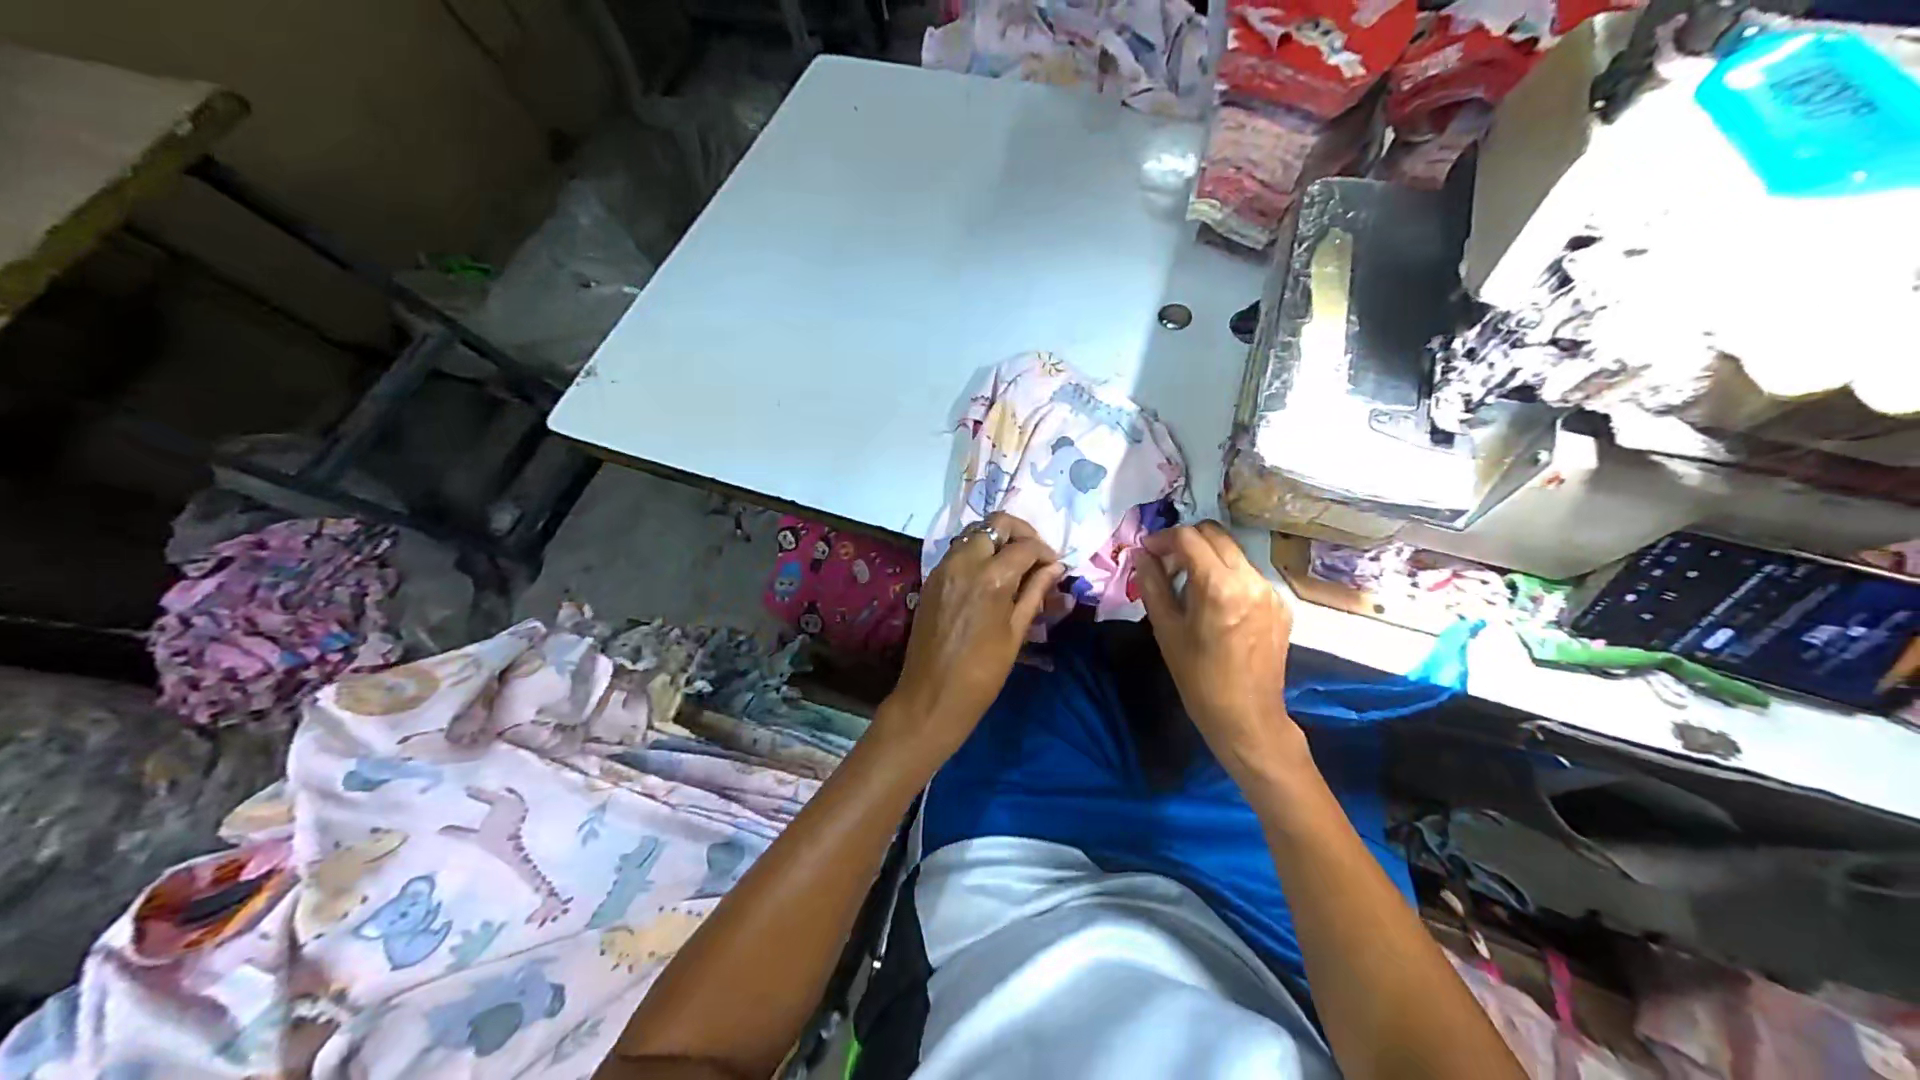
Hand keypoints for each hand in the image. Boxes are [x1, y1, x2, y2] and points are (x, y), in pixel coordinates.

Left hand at [882, 512, 1064, 758]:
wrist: (931, 695)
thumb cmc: (982, 672)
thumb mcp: (1016, 633)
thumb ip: (1035, 593)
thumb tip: (1055, 568)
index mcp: (991, 578)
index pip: (1026, 546)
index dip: (1045, 552)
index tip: (1054, 567)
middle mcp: (965, 562)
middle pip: (996, 524)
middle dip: (1020, 533)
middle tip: (1034, 555)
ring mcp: (943, 568)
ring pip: (974, 533)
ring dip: (996, 540)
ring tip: (1013, 565)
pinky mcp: (931, 578)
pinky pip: (958, 551)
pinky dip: (977, 552)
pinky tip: (989, 576)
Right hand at [1134, 521, 1307, 784]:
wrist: (1247, 717)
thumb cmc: (1198, 678)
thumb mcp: (1166, 630)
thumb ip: (1152, 585)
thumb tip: (1141, 555)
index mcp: (1219, 586)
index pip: (1189, 538)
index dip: (1163, 538)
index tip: (1147, 551)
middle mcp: (1250, 579)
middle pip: (1215, 534)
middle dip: (1186, 541)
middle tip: (1165, 563)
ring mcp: (1270, 591)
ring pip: (1233, 552)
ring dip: (1207, 557)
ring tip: (1187, 584)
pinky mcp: (1280, 604)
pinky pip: (1248, 575)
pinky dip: (1227, 576)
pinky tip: (1214, 604)